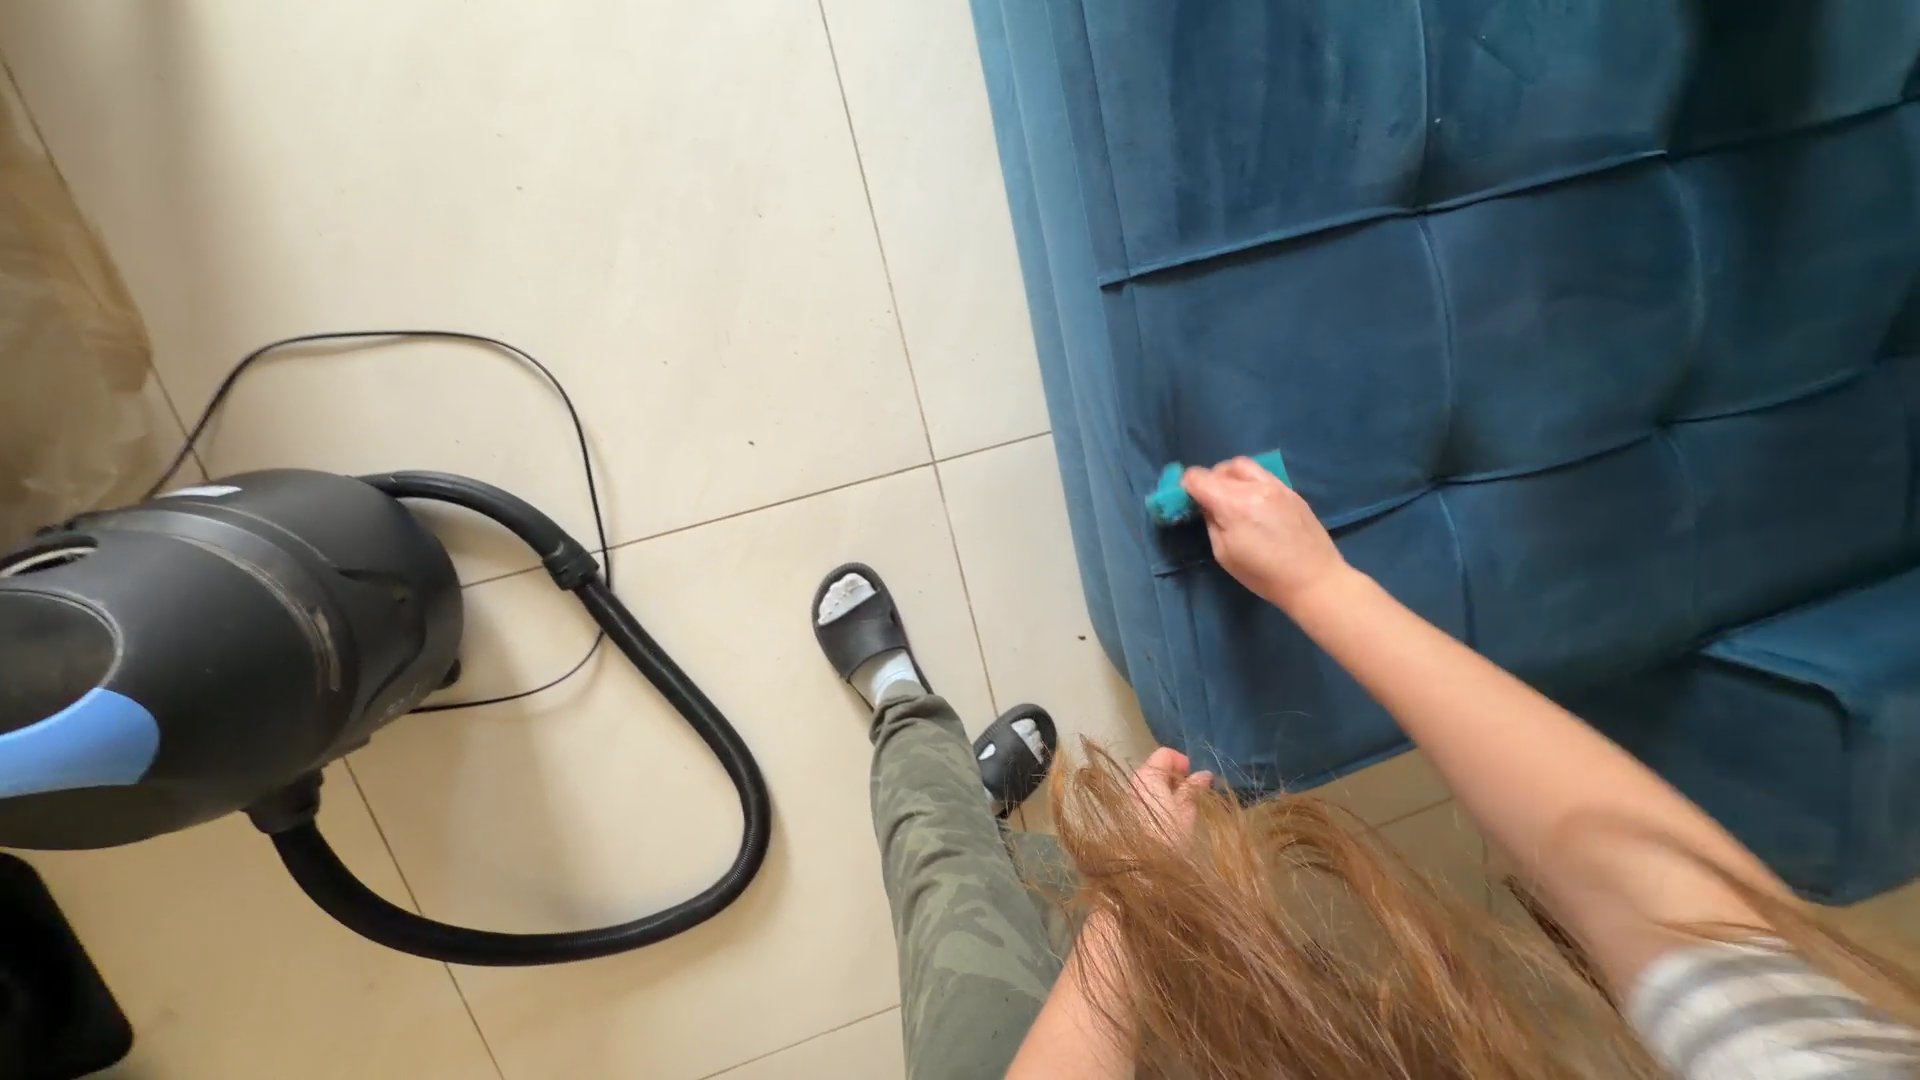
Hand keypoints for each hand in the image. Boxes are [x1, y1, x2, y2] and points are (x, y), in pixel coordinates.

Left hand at [1130, 747, 1212, 840]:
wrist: (1139, 868)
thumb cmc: (1167, 837)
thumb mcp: (1187, 812)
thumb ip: (1194, 790)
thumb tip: (1204, 773)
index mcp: (1148, 775)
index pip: (1165, 753)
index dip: (1183, 761)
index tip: (1196, 779)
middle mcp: (1135, 780)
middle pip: (1157, 766)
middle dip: (1178, 777)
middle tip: (1194, 796)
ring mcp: (1130, 796)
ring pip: (1152, 782)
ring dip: (1170, 789)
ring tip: (1185, 809)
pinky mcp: (1129, 811)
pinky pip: (1147, 796)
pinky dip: (1160, 799)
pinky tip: (1171, 818)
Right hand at [1181, 457, 1349, 612]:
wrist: (1313, 579)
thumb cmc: (1263, 575)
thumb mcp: (1224, 554)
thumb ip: (1211, 522)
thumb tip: (1206, 505)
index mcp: (1233, 504)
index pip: (1198, 477)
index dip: (1187, 487)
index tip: (1188, 500)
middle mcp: (1254, 487)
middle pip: (1221, 468)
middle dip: (1209, 481)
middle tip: (1210, 502)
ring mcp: (1276, 486)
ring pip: (1243, 465)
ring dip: (1230, 477)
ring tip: (1232, 498)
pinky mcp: (1291, 491)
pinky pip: (1263, 475)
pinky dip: (1250, 482)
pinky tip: (1255, 504)